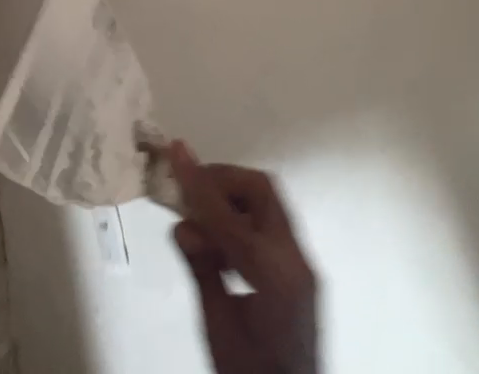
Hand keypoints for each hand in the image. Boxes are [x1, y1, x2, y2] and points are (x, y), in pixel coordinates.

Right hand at [166, 141, 318, 373]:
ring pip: (268, 206)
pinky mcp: (300, 275)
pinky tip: (217, 244)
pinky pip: (270, 229)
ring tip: (196, 217)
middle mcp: (297, 263)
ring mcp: (303, 268)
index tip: (175, 150)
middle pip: (262, 192)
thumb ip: (203, 271)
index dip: (198, 182)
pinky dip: (240, 221)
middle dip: (221, 180)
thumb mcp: (218, 328)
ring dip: (230, 199)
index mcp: (274, 277)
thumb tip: (183, 224)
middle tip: (187, 187)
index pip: (229, 215)